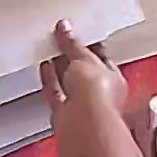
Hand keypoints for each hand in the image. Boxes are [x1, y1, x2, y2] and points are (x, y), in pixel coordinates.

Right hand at [40, 21, 152, 156]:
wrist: (85, 127)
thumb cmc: (98, 97)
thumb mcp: (85, 59)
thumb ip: (73, 45)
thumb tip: (66, 29)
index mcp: (113, 79)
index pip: (99, 57)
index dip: (86, 45)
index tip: (73, 33)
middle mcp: (99, 94)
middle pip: (82, 71)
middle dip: (70, 56)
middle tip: (58, 39)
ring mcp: (82, 107)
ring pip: (68, 83)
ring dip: (58, 67)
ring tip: (47, 49)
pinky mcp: (65, 116)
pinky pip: (55, 94)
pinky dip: (49, 81)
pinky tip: (43, 68)